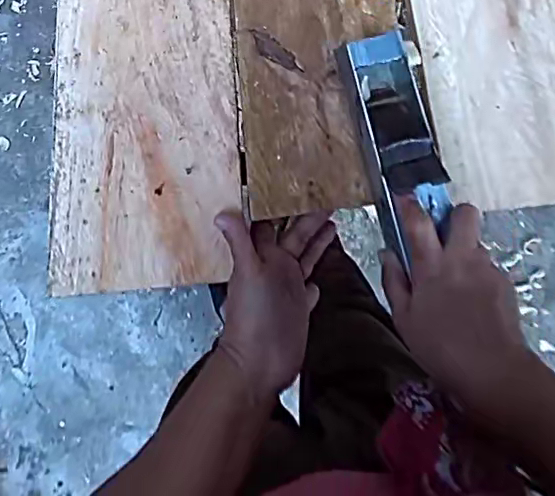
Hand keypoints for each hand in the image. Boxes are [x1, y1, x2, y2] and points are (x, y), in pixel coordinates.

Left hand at [214, 211, 337, 397]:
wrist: (259, 365)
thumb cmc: (254, 318)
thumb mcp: (248, 272)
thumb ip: (240, 242)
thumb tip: (222, 213)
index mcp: (265, 259)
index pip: (274, 226)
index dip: (284, 208)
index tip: (297, 190)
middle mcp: (277, 271)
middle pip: (296, 238)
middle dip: (310, 220)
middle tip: (326, 201)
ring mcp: (288, 290)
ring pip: (306, 258)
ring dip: (318, 243)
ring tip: (332, 225)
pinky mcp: (299, 309)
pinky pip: (309, 289)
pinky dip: (314, 282)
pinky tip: (318, 279)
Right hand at [379, 198, 541, 415]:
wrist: (493, 371)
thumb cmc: (441, 350)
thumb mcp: (405, 321)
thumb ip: (394, 282)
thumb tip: (388, 253)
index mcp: (432, 266)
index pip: (418, 221)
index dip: (410, 203)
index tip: (404, 196)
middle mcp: (461, 257)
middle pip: (464, 212)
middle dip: (455, 215)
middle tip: (445, 236)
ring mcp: (486, 266)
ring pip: (477, 243)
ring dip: (467, 253)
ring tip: (459, 287)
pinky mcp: (505, 279)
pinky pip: (488, 267)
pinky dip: (480, 278)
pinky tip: (476, 305)